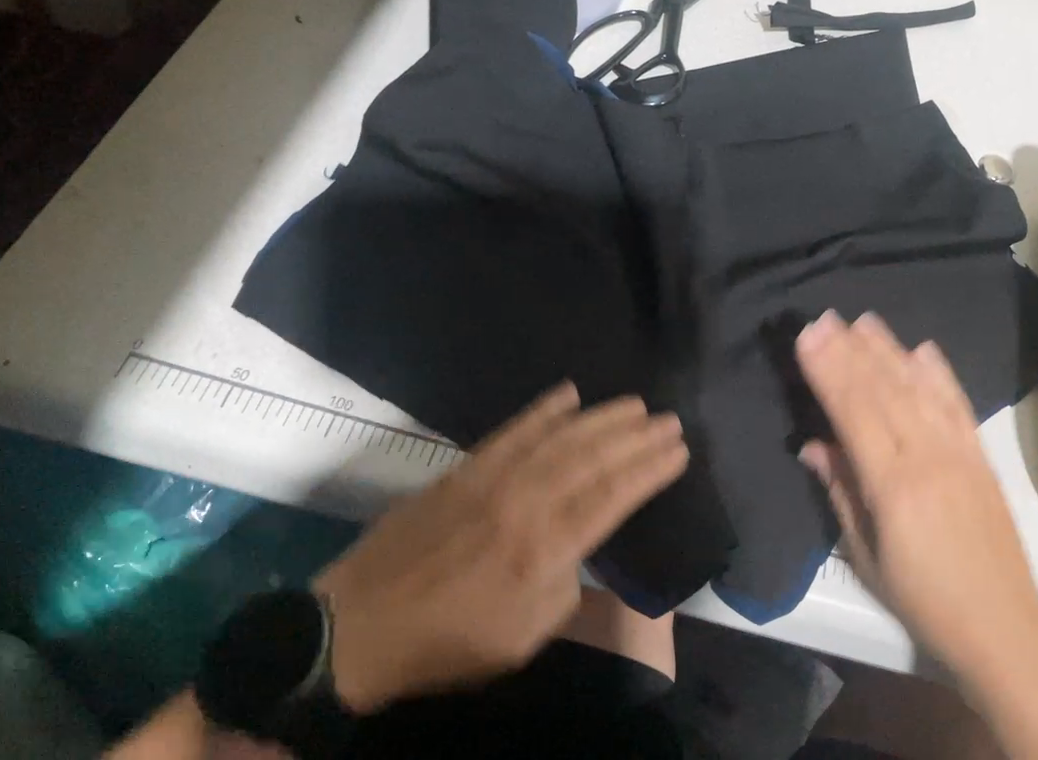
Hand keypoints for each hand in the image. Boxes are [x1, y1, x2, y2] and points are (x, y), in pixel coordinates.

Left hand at [312, 383, 687, 711]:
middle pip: (591, 459)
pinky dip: (543, 409)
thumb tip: (582, 548)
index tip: (678, 451)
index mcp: (543, 551)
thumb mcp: (522, 640)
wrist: (359, 625)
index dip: (648, 471)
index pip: (611, 498)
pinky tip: (569, 393)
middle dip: (636, 437)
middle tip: (669, 419)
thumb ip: (564, 589)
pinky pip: (512, 430)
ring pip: (558, 437)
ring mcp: (491, 480)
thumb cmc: (447, 644)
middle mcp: (524, 503)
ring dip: (601, 418)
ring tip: (635, 404)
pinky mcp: (463, 469)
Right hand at [795, 311, 1037, 675]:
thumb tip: (813, 445)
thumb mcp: (866, 556)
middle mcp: (930, 458)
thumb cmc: (923, 600)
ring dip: (889, 351)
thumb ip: (841, 492)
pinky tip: (922, 349)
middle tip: (825, 317)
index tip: (807, 337)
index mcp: (895, 486)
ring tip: (864, 321)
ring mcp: (961, 453)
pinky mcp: (982, 457)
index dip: (829, 371)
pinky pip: (957, 405)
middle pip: (884, 391)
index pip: (854, 412)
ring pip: (919, 389)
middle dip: (851, 351)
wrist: (1002, 626)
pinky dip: (938, 373)